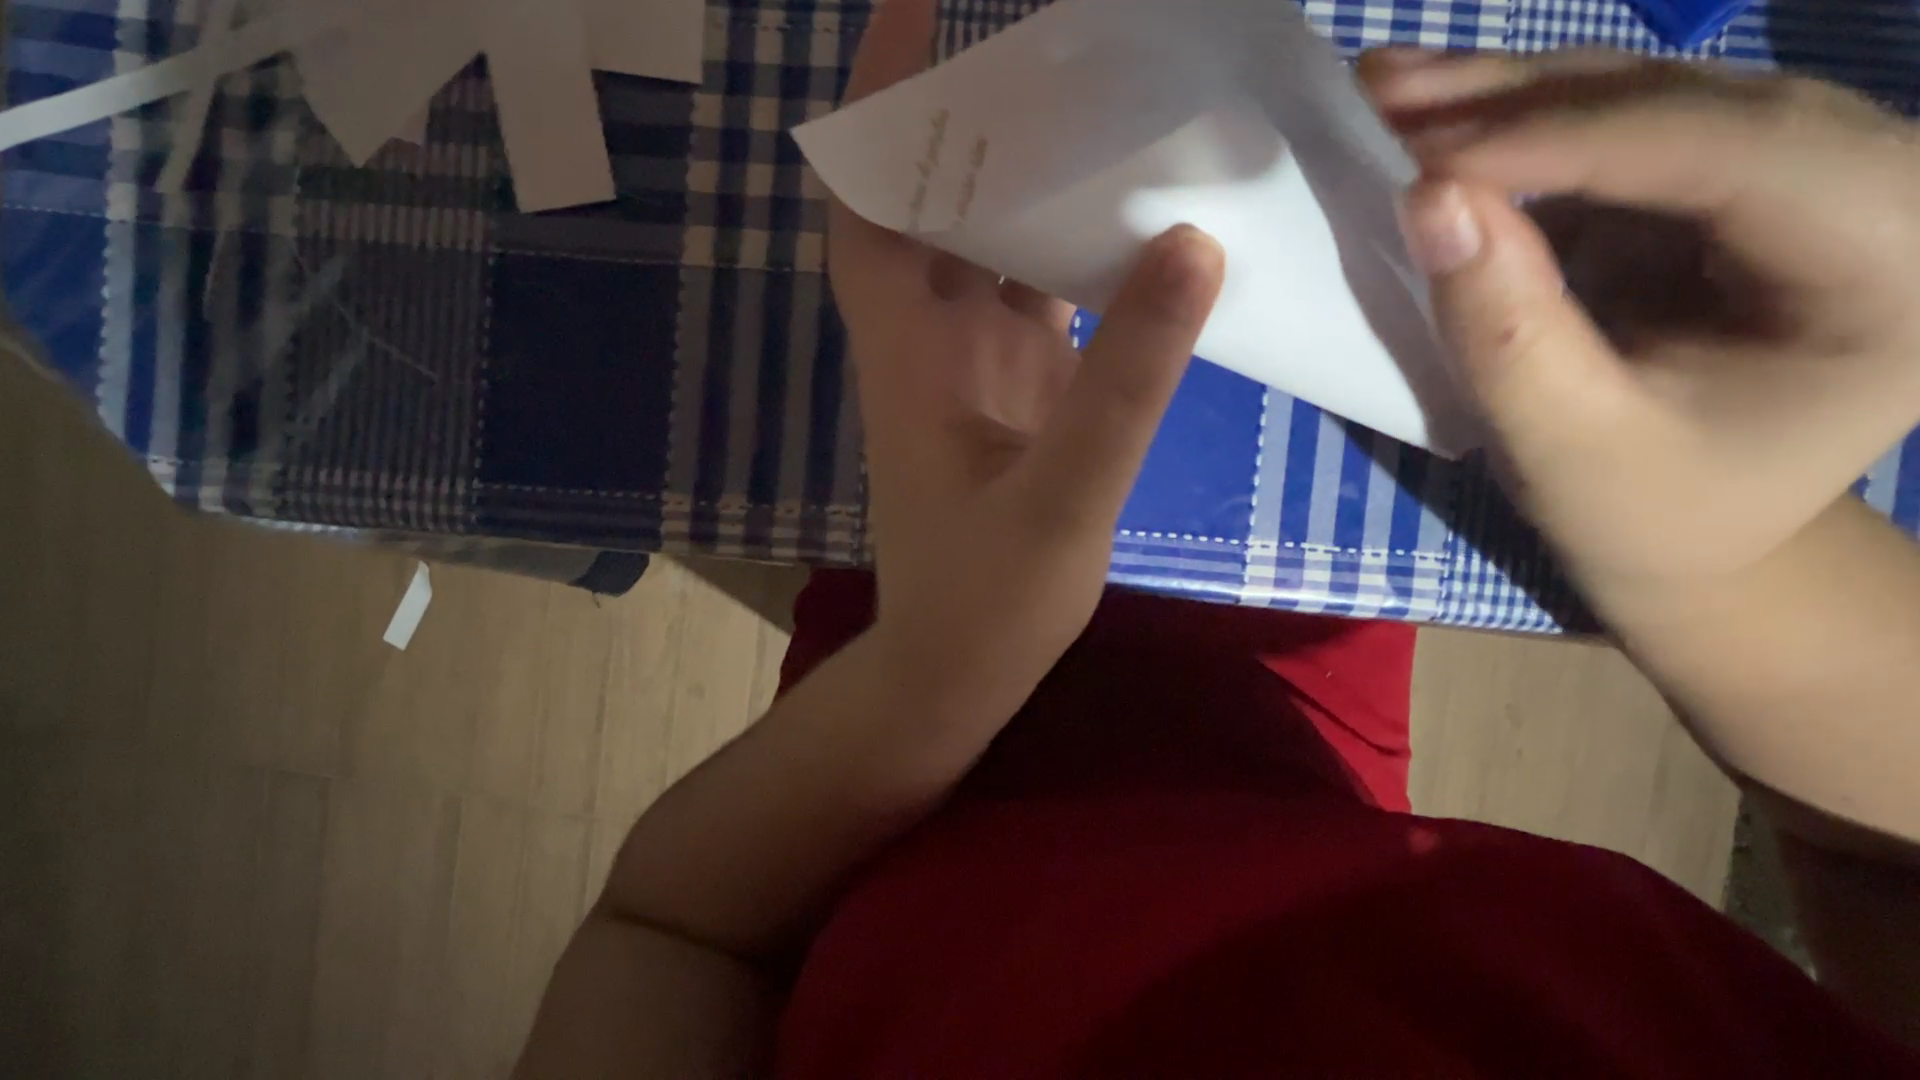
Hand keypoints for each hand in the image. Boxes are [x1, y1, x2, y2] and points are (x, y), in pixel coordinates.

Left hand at [830, 0, 1224, 710]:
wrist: (963, 668)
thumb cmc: (989, 598)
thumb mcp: (1063, 495)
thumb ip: (1125, 381)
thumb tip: (1189, 244)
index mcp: (910, 352)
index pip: (867, 204)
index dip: (876, 111)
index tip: (914, 14)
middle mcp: (933, 340)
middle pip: (936, 203)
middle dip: (977, 119)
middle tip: (1059, 41)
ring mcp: (976, 363)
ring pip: (994, 244)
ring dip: (1037, 180)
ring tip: (1113, 103)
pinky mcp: (1019, 391)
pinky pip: (1042, 295)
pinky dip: (1081, 254)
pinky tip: (1142, 220)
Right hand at [1359, 48, 1919, 606]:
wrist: (1697, 534)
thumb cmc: (1647, 511)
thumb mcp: (1566, 443)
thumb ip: (1503, 328)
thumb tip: (1429, 198)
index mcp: (1894, 268)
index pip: (1736, 157)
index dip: (1572, 144)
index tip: (1427, 158)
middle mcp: (1877, 190)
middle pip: (1691, 102)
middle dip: (1525, 97)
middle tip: (1388, 87)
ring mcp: (1796, 178)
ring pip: (1648, 97)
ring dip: (1509, 95)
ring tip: (1391, 90)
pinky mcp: (1719, 189)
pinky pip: (1613, 134)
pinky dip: (1516, 128)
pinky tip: (1437, 125)